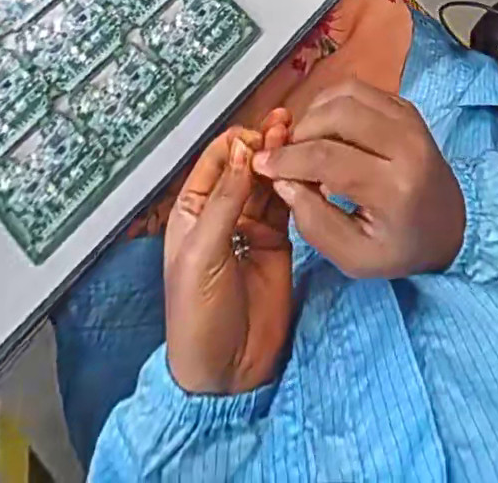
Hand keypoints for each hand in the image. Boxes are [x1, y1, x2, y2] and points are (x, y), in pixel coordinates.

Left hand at [164, 118, 293, 394]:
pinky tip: (305, 170)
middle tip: (286, 125)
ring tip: (299, 137)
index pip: (215, 162)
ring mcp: (251, 226)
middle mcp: (222, 212)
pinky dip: (295, 187)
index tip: (260, 134)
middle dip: (262, 145)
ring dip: (280, 160)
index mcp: (192, 210)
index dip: (236, 144)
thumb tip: (242, 151)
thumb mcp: (202, 254)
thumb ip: (225, 201)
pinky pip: (286, 206)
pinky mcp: (278, 243)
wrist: (227, 373)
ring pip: (267, 182)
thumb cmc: (197, 316)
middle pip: (244, 167)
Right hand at [252, 80, 464, 279]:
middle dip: (301, 131)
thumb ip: (313, 222)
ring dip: (315, 112)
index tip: (262, 163)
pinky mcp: (406, 107)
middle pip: (337, 113)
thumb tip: (283, 180)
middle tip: (287, 153)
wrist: (451, 226)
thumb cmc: (401, 246)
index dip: (287, 158)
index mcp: (396, 187)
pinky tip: (326, 129)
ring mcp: (410, 120)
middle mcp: (407, 144)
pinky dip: (333, 102)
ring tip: (306, 141)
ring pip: (347, 92)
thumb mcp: (355, 258)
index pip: (328, 157)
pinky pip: (360, 89)